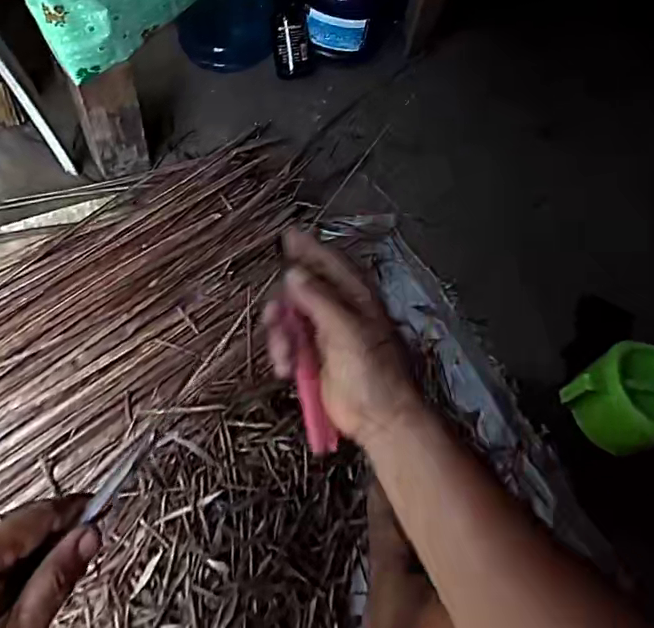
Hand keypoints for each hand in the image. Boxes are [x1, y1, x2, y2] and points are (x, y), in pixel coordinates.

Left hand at [0, 496, 101, 627]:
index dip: (76, 511)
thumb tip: (87, 536)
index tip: (104, 511)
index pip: (40, 512)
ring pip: (10, 547)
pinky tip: (34, 591)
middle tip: (91, 546)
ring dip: (41, 555)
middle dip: (59, 534)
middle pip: (24, 526)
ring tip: (65, 573)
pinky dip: (19, 572)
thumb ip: (55, 579)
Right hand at [263, 227, 424, 446]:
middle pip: (302, 289)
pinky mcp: (313, 356)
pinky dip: (282, 353)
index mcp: (354, 295)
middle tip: (277, 316)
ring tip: (285, 355)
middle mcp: (338, 308)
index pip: (328, 262)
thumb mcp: (345, 330)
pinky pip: (288, 343)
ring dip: (281, 334)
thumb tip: (293, 273)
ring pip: (290, 317)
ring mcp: (324, 332)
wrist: (376, 418)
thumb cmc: (372, 372)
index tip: (288, 235)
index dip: (308, 247)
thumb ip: (317, 299)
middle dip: (284, 302)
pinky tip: (287, 368)